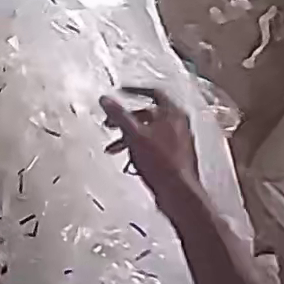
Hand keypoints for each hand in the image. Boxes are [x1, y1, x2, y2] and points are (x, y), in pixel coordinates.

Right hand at [102, 87, 201, 207]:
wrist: (178, 192)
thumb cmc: (162, 163)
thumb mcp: (133, 135)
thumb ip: (118, 115)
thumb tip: (105, 99)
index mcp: (173, 114)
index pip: (153, 92)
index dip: (134, 91)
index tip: (120, 92)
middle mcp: (179, 124)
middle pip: (148, 114)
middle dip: (126, 120)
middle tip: (110, 124)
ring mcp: (178, 140)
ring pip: (149, 131)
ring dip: (130, 137)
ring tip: (114, 148)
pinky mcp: (175, 155)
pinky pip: (153, 145)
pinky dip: (139, 148)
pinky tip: (129, 159)